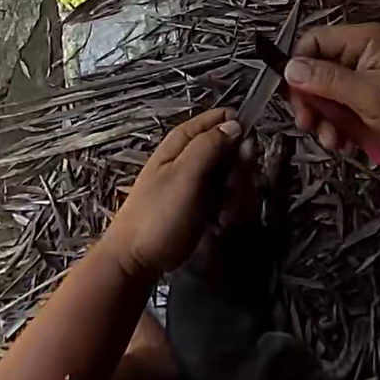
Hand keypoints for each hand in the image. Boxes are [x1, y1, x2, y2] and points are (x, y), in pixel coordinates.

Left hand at [101, 110, 241, 279]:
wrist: (136, 260)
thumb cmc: (157, 215)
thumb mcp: (184, 176)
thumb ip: (209, 146)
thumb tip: (235, 123)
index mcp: (183, 141)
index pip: (221, 119)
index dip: (238, 134)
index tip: (243, 156)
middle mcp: (192, 156)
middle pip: (234, 149)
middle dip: (240, 170)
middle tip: (231, 188)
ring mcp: (199, 180)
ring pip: (235, 174)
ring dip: (238, 194)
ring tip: (225, 213)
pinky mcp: (204, 203)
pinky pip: (229, 196)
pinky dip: (231, 209)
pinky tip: (222, 222)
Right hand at [284, 24, 379, 160]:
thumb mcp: (369, 96)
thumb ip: (328, 81)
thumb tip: (289, 68)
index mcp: (363, 40)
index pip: (314, 42)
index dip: (299, 68)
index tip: (297, 99)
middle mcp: (362, 53)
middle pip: (317, 70)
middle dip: (312, 102)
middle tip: (310, 127)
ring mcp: (368, 77)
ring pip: (328, 94)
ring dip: (325, 120)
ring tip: (335, 142)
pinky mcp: (372, 98)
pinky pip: (344, 108)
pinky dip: (341, 126)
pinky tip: (346, 143)